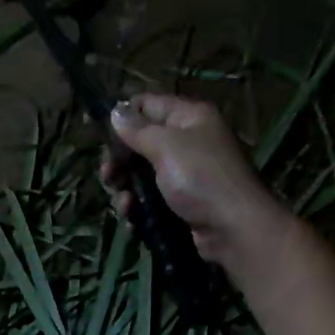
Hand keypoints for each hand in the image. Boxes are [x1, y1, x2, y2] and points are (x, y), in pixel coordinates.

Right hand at [100, 94, 294, 269]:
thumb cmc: (201, 178)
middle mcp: (190, 144)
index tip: (99, 135)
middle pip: (143, 144)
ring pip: (145, 178)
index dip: (122, 117)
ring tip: (123, 204)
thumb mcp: (166, 146)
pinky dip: (140, 211)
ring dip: (127, 190)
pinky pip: (154, 203)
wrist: (234, 228)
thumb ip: (137, 130)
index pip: (148, 105)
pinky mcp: (185, 207)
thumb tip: (116, 112)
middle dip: (120, 161)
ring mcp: (188, 178)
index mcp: (190, 118)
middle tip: (108, 177)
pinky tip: (132, 221)